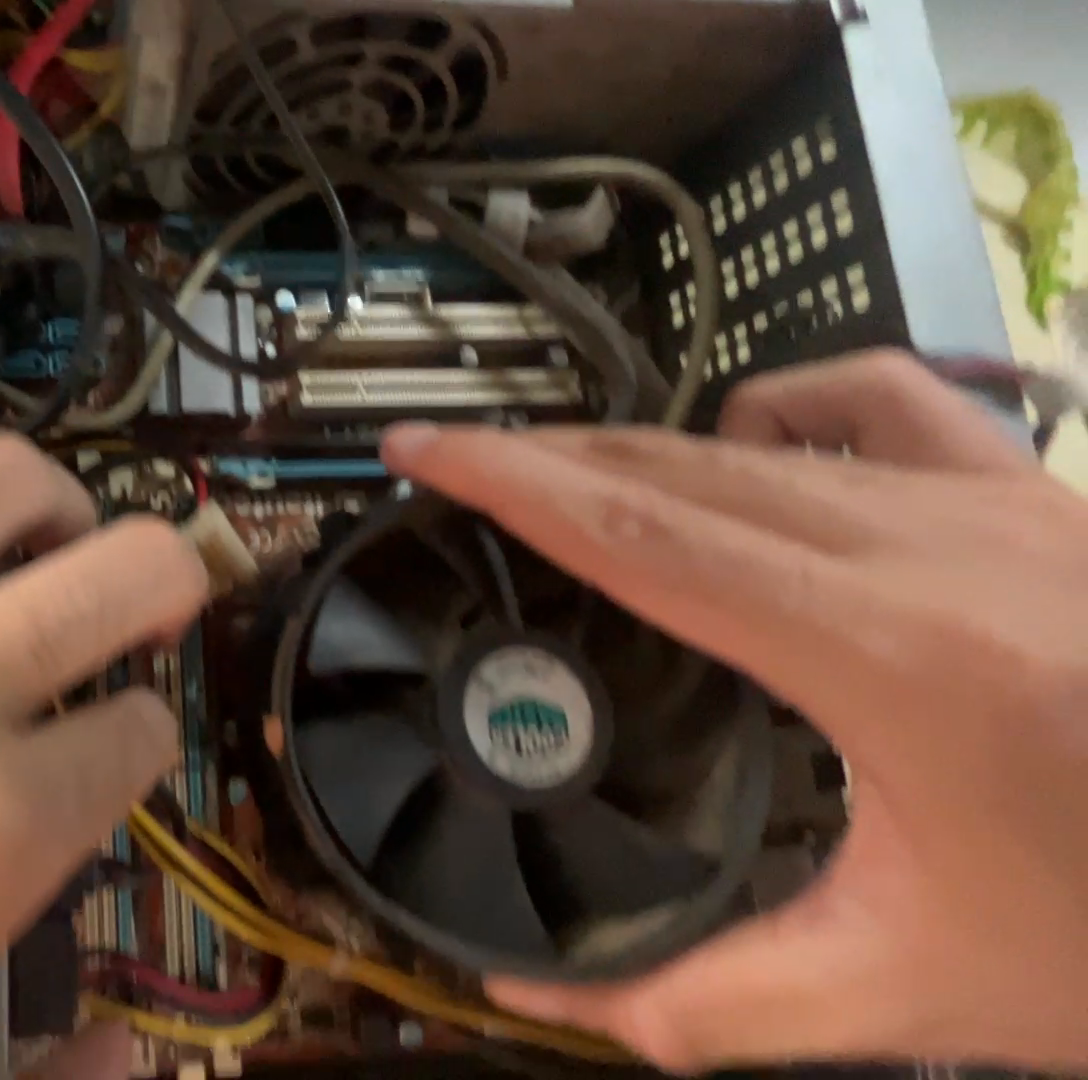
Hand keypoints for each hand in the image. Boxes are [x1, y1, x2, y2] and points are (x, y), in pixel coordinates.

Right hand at [381, 351, 1087, 1071]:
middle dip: (527, 452)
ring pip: (740, 432)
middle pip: (666, 465)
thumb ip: (703, 999)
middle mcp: (937, 545)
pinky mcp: (1027, 490)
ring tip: (538, 475)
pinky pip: (862, 401)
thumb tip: (525, 998)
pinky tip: (727, 453)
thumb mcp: (917, 991)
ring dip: (614, 445)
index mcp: (895, 658)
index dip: (506, 479)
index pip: (639, 532)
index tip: (416, 447)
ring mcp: (994, 498)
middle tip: (434, 461)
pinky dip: (761, 410)